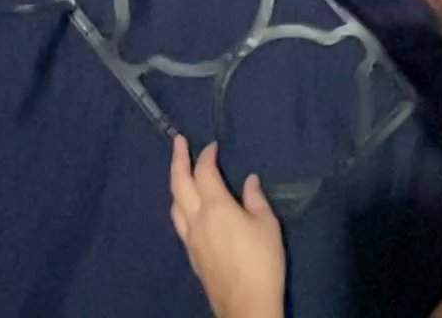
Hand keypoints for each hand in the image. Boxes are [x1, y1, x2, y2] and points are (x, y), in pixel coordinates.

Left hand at [169, 134, 284, 317]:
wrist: (246, 306)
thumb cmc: (261, 261)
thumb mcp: (267, 225)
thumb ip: (255, 199)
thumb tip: (249, 180)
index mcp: (215, 207)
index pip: (204, 172)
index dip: (206, 155)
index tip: (213, 144)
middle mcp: (197, 220)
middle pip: (179, 184)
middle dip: (178, 159)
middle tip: (178, 141)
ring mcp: (191, 239)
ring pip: (174, 204)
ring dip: (175, 183)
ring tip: (180, 171)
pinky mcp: (192, 255)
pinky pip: (179, 222)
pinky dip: (179, 204)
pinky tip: (186, 206)